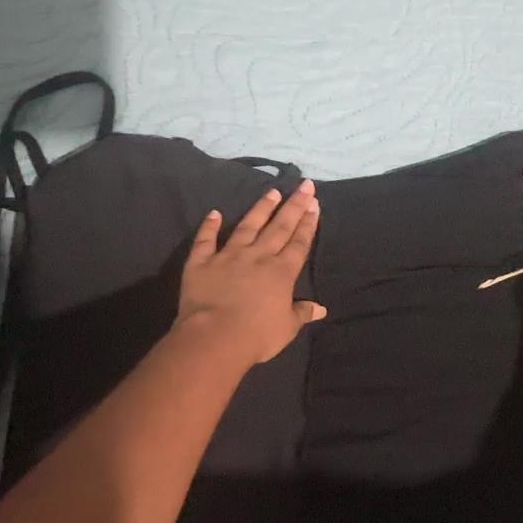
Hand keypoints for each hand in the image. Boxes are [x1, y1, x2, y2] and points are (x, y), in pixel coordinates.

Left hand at [177, 179, 325, 363]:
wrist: (214, 337)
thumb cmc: (256, 335)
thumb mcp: (286, 328)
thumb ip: (301, 313)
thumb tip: (320, 308)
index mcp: (281, 272)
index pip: (299, 242)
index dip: (308, 222)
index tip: (314, 203)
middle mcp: (258, 257)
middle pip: (279, 227)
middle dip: (293, 205)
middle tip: (303, 185)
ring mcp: (229, 256)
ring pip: (247, 226)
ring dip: (260, 209)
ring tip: (271, 192)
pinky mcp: (202, 262)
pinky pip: (206, 240)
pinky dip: (209, 226)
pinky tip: (215, 213)